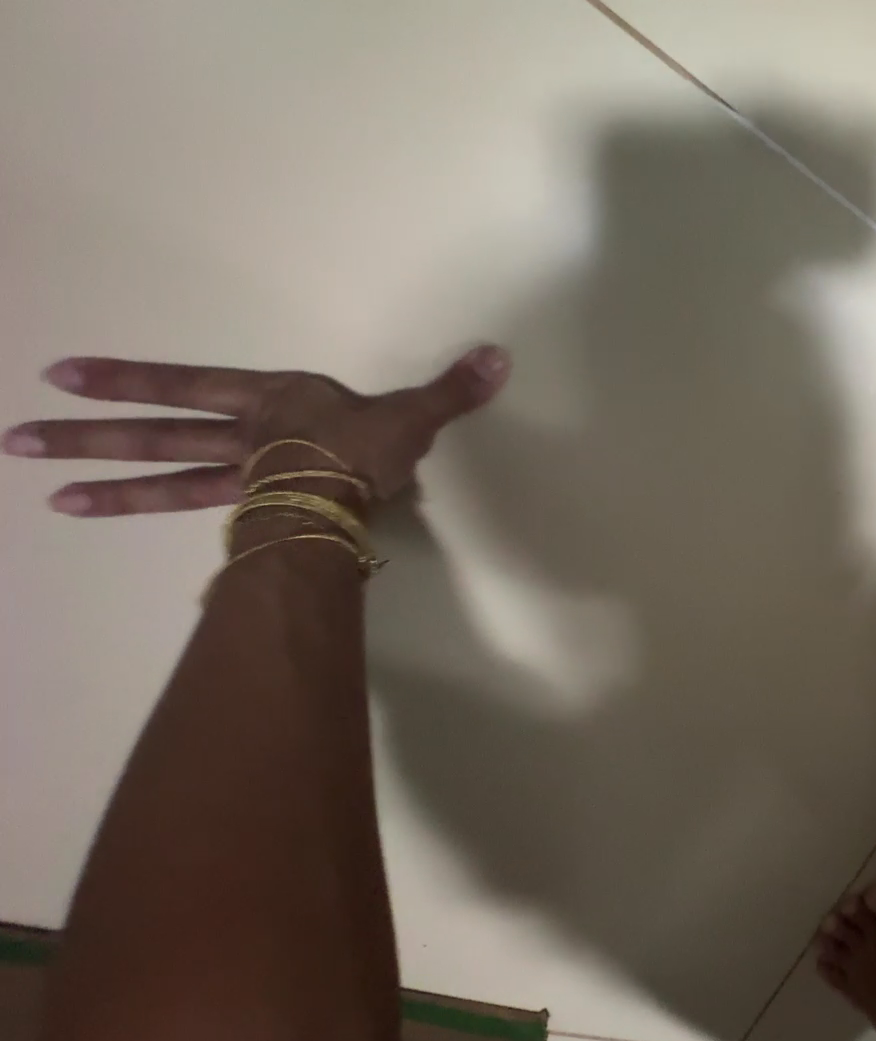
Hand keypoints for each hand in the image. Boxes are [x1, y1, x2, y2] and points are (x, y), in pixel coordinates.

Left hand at [2, 345, 509, 515]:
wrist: (350, 497)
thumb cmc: (368, 449)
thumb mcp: (414, 413)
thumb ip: (451, 389)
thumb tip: (498, 357)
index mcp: (278, 401)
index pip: (195, 385)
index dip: (135, 380)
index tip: (63, 376)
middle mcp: (248, 435)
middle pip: (163, 434)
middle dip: (92, 436)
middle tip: (17, 440)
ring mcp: (248, 477)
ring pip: (168, 478)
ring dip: (109, 484)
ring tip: (49, 495)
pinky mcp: (259, 511)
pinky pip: (204, 511)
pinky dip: (160, 514)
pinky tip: (120, 519)